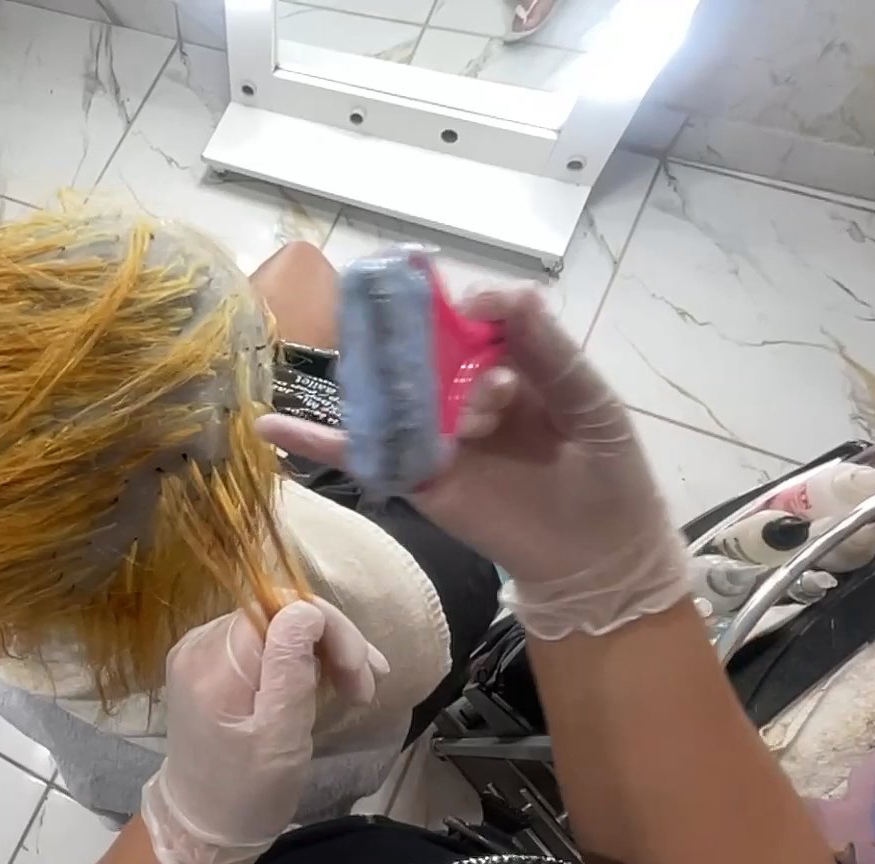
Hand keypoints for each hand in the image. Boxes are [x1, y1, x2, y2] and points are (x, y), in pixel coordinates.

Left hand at [140, 598, 384, 863]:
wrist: (202, 827)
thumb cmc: (247, 793)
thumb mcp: (279, 736)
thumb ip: (290, 667)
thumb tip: (305, 610)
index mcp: (213, 662)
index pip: (279, 607)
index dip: (328, 629)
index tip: (360, 675)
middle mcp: (198, 645)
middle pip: (277, 615)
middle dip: (330, 642)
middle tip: (367, 686)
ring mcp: (199, 654)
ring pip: (273, 628)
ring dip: (319, 652)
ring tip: (357, 687)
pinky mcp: (207, 667)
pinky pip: (259, 646)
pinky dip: (295, 660)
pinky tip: (325, 682)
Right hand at [257, 288, 689, 638]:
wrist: (595, 555)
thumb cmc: (605, 471)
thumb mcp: (587, 401)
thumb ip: (546, 349)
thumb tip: (498, 296)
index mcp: (505, 368)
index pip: (466, 326)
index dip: (461, 312)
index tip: (473, 314)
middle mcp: (459, 397)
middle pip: (418, 359)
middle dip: (425, 356)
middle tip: (450, 376)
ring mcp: (430, 437)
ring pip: (389, 401)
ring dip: (388, 392)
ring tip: (403, 392)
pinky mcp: (412, 476)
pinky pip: (360, 455)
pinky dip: (312, 443)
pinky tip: (269, 426)